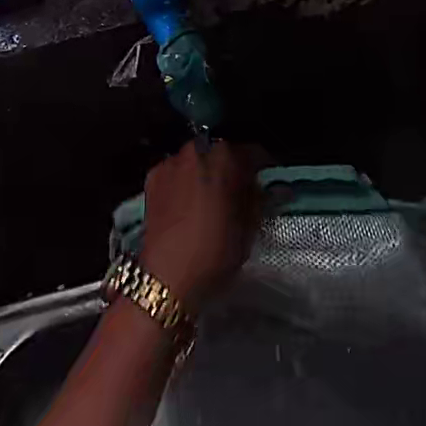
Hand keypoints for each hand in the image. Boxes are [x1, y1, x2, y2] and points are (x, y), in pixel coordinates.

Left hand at [136, 139, 262, 309]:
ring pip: (195, 159)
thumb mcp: (248, 228)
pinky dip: (183, 179)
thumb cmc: (215, 252)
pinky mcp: (152, 176)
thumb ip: (259, 200)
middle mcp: (194, 152)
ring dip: (205, 171)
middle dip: (231, 167)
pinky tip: (187, 201)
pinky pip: (175, 171)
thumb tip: (272, 188)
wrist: (168, 272)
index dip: (262, 166)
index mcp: (223, 160)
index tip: (267, 180)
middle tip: (240, 190)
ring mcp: (170, 162)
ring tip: (211, 196)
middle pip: (219, 152)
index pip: (251, 152)